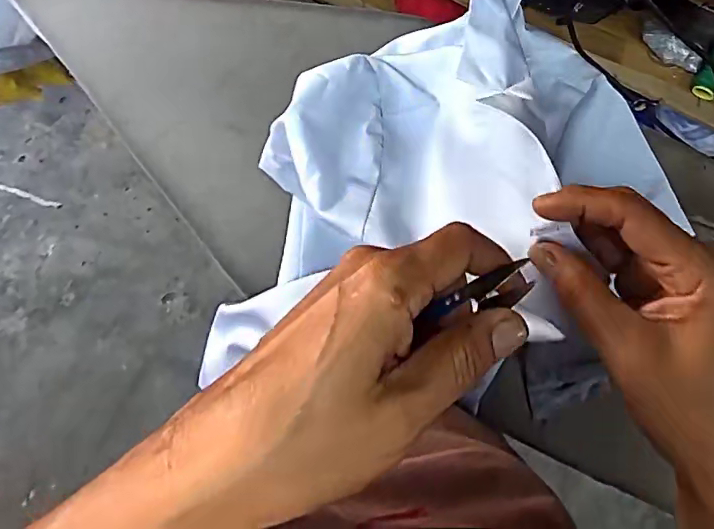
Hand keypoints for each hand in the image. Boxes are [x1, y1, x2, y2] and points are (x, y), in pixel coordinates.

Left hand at [35, 223, 529, 528]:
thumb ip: (465, 356)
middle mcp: (362, 265)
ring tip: (415, 381)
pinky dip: (402, 324)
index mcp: (387, 279)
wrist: (202, 472)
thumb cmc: (305, 442)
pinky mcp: (320, 305)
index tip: (511, 305)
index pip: (463, 242)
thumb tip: (511, 320)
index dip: (497, 265)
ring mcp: (336, 283)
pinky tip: (381, 377)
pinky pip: (382, 296)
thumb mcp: (403, 409)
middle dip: (463, 303)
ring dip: (431, 319)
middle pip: (437, 262)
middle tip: (462, 361)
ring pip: (410, 282)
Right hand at [531, 186, 713, 528]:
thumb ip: (583, 294)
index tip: (541, 203)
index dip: (586, 201)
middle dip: (585, 215)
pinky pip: (627, 266)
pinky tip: (569, 258)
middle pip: (632, 221)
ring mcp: (679, 277)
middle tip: (537, 217)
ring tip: (545, 234)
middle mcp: (690, 259)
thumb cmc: (682, 407)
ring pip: (627, 242)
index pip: (635, 214)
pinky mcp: (666, 295)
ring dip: (587, 237)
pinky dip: (597, 263)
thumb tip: (543, 249)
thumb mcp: (627, 349)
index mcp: (695, 264)